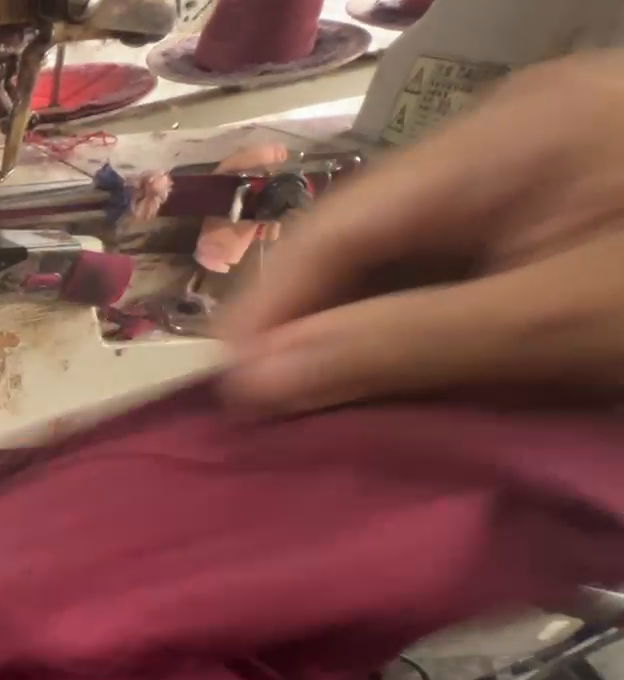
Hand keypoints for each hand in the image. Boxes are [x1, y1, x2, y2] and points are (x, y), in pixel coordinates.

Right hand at [220, 52, 623, 412]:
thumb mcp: (569, 320)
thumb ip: (399, 346)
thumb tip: (247, 383)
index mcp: (494, 143)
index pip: (323, 233)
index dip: (259, 318)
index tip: (229, 404)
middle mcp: (487, 147)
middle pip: (342, 249)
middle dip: (296, 333)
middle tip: (275, 417)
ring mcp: (514, 178)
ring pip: (376, 268)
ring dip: (342, 338)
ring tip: (324, 404)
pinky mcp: (538, 216)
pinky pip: (426, 278)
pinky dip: (395, 332)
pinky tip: (391, 375)